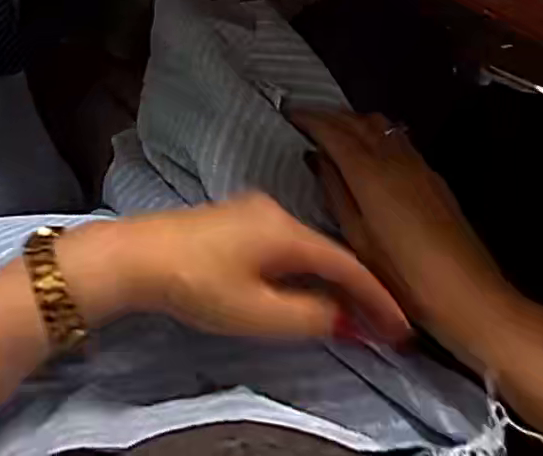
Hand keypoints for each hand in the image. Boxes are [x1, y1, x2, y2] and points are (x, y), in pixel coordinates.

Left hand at [57, 193, 410, 343]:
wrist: (137, 254)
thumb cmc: (199, 284)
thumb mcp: (263, 313)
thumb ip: (314, 315)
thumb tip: (347, 315)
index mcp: (284, 228)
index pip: (348, 264)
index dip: (380, 299)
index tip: (405, 333)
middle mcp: (270, 209)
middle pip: (327, 250)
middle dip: (358, 289)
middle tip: (385, 329)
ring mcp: (246, 209)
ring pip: (303, 246)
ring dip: (328, 279)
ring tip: (352, 315)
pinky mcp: (229, 218)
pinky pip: (280, 243)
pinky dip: (301, 268)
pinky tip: (304, 288)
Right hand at [291, 109, 520, 358]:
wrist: (474, 300)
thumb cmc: (404, 275)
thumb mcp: (356, 237)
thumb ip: (334, 191)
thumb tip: (317, 157)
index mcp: (369, 172)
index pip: (332, 130)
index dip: (307, 118)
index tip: (286, 115)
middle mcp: (394, 159)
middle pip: (355, 120)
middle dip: (326, 115)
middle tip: (301, 119)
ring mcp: (418, 166)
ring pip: (379, 124)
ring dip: (351, 120)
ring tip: (330, 130)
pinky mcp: (432, 178)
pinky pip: (395, 139)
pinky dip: (372, 132)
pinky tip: (365, 149)